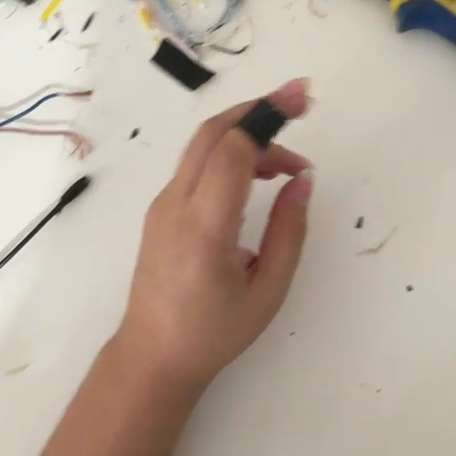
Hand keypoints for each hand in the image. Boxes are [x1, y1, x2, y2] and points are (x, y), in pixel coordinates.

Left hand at [116, 80, 314, 389]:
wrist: (153, 356)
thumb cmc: (214, 332)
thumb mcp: (267, 290)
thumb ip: (289, 231)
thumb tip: (301, 179)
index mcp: (204, 229)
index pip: (233, 152)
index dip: (268, 117)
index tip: (302, 100)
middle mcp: (175, 206)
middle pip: (212, 133)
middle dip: (257, 109)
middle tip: (299, 104)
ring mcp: (162, 205)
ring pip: (202, 145)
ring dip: (244, 133)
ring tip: (287, 160)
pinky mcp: (160, 209)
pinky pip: (196, 165)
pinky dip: (229, 153)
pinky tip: (258, 174)